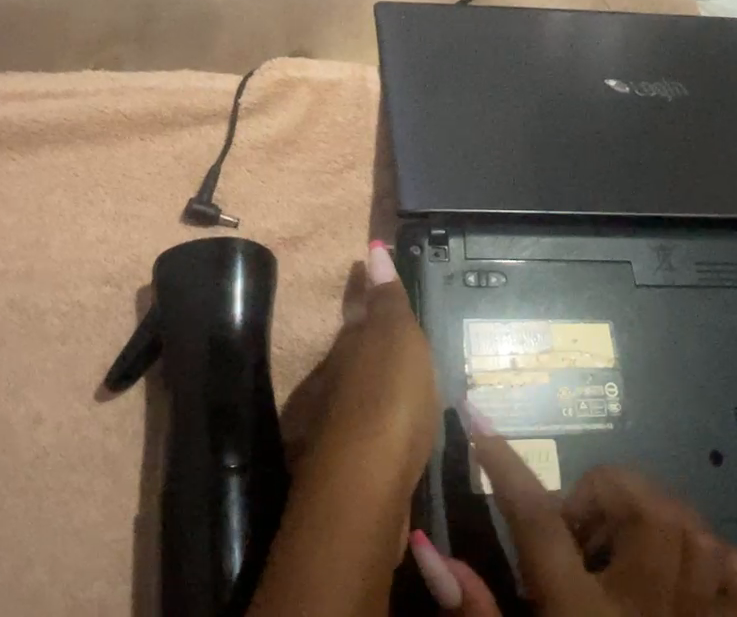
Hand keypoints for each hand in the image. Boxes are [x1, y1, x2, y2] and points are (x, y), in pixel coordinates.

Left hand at [281, 240, 439, 487]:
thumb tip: (373, 250)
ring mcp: (337, 423)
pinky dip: (379, 419)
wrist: (365, 487)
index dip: (365, 290)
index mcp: (350, 346)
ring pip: (355, 390)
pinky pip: (365, 427)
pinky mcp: (350, 463)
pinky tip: (394, 427)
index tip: (365, 269)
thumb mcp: (396, 339)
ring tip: (401, 378)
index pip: (357, 308)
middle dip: (367, 338)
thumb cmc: (389, 398)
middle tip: (394, 330)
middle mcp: (335, 380)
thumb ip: (387, 301)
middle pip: (352, 351)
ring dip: (372, 381)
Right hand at [411, 436, 736, 616]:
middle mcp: (648, 599)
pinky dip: (701, 552)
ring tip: (621, 563)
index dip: (502, 463)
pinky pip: (729, 558)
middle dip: (592, 501)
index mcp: (582, 612)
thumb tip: (427, 548)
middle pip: (623, 496)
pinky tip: (677, 577)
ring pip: (678, 517)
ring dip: (643, 521)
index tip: (478, 416)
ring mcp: (704, 609)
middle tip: (575, 543)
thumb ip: (476, 611)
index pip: (533, 515)